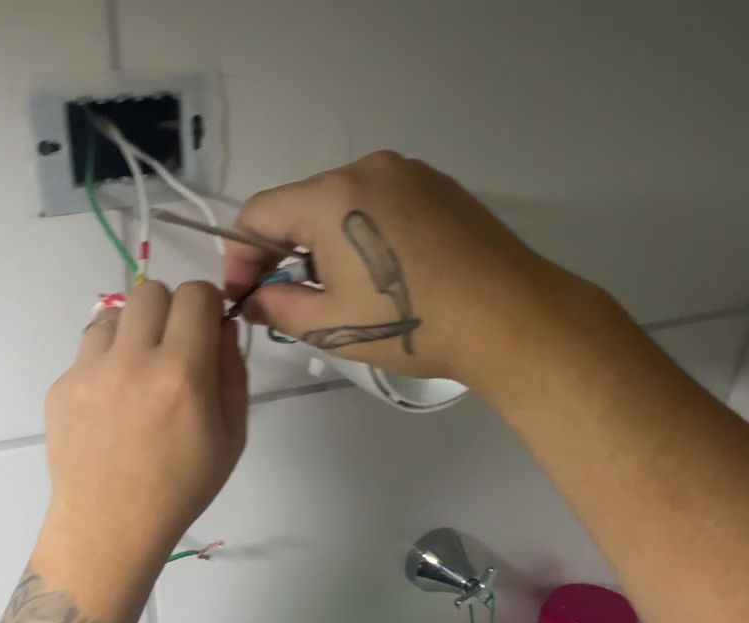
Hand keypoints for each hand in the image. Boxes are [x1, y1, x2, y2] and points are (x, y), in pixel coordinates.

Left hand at [41, 281, 247, 577]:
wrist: (111, 526)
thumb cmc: (180, 488)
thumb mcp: (231, 437)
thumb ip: (232, 373)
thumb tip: (220, 327)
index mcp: (182, 374)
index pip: (196, 294)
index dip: (207, 306)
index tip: (205, 330)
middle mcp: (132, 363)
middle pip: (150, 290)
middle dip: (169, 311)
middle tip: (172, 348)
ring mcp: (89, 373)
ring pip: (114, 314)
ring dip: (132, 332)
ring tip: (137, 373)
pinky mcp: (61, 387)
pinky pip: (87, 351)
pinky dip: (104, 363)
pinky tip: (111, 403)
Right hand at [225, 151, 597, 384]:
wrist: (509, 317)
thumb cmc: (411, 323)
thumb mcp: (330, 326)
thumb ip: (276, 306)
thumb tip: (253, 299)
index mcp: (332, 197)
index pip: (258, 213)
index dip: (240, 256)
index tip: (245, 294)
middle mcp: (368, 170)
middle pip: (298, 205)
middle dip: (281, 252)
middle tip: (287, 300)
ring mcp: (408, 173)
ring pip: (339, 205)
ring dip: (321, 245)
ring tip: (338, 293)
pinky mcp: (438, 187)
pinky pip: (378, 204)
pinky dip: (359, 235)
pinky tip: (378, 276)